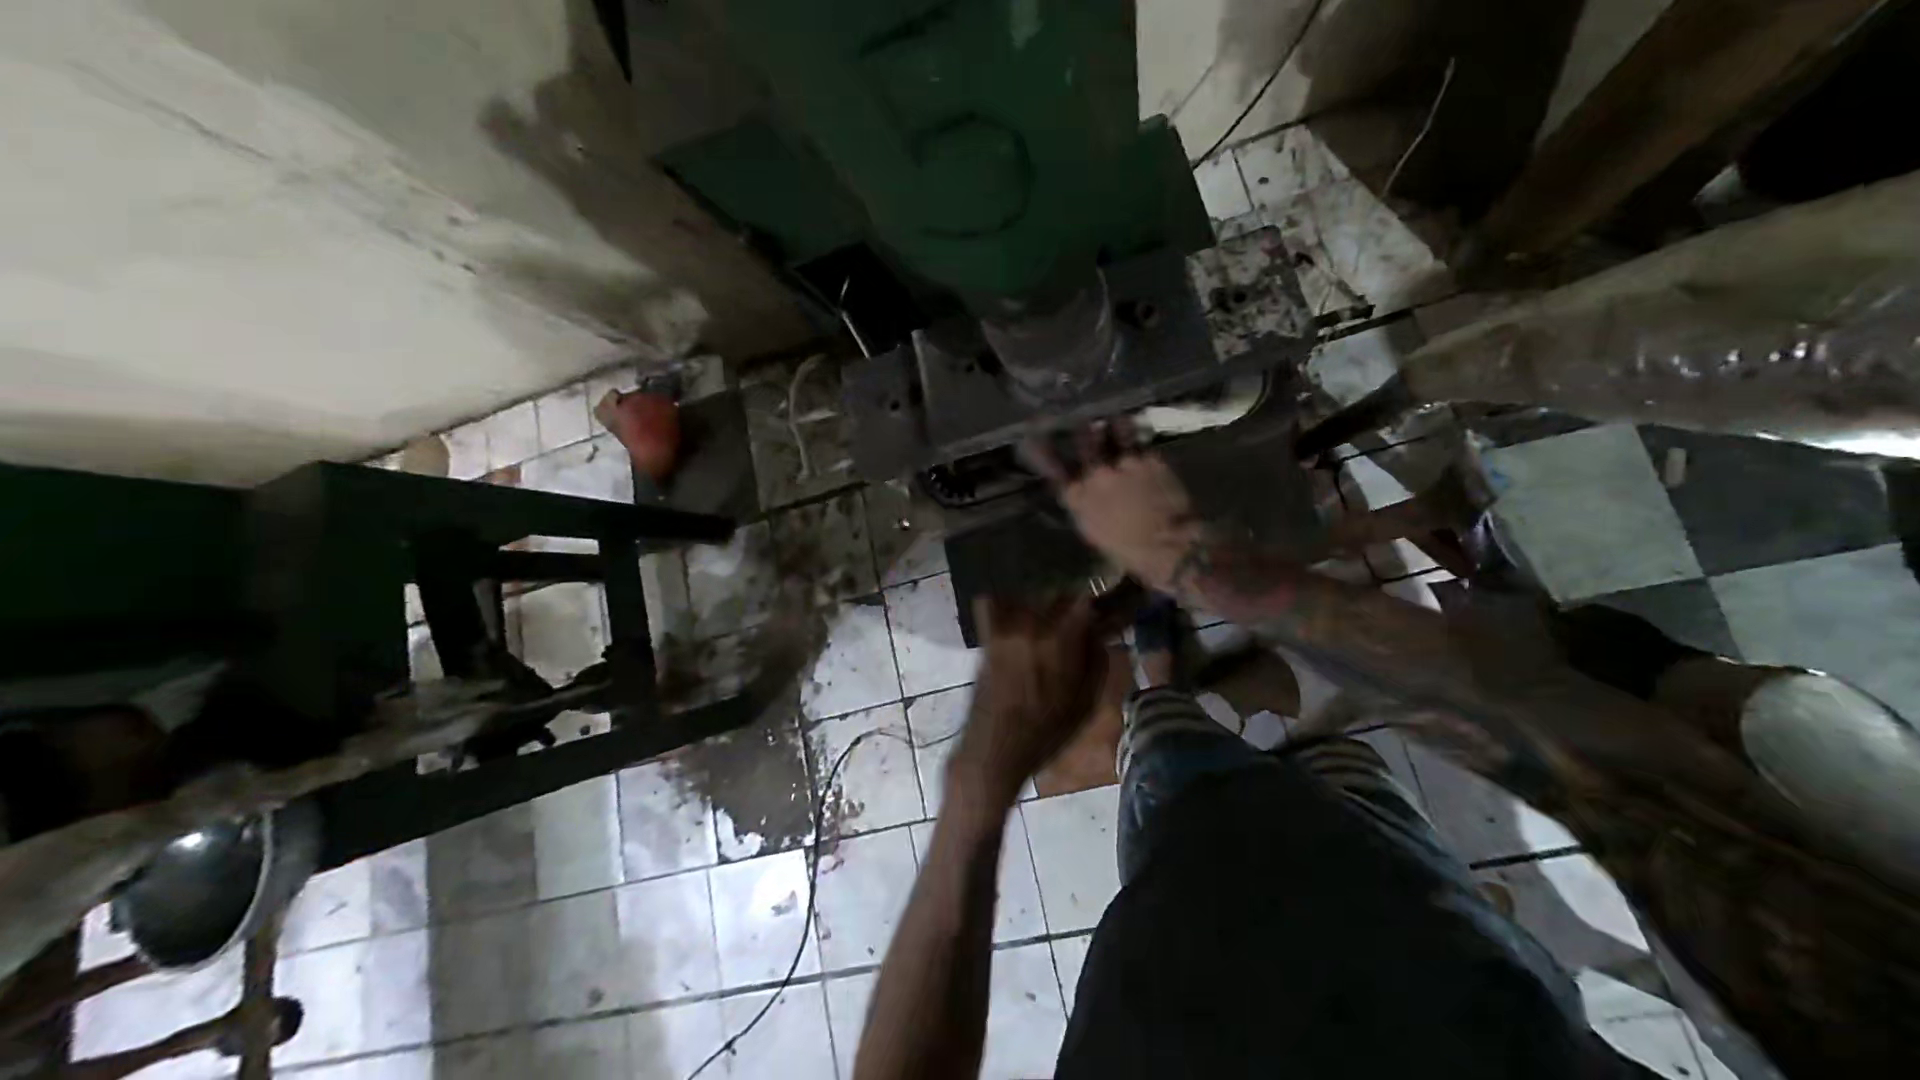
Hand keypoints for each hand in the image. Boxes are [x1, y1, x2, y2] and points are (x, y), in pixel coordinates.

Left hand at [948, 595, 1109, 805]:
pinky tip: (1015, 621)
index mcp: (1059, 642)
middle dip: (1071, 609)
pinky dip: (1004, 605)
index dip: (1095, 608)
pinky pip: (992, 604)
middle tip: (1077, 628)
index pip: (1083, 601)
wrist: (995, 750)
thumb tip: (1101, 631)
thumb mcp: (1085, 704)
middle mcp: (1030, 627)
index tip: (1101, 618)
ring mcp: (1003, 629)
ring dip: (1043, 609)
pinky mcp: (985, 637)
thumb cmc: (1046, 734)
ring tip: (1048, 631)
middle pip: (1058, 596)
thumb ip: (1097, 660)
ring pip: (1030, 599)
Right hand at [1024, 422, 1203, 594]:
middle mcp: (1096, 473)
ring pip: (1115, 428)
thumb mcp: (1092, 528)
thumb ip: (1082, 501)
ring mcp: (1124, 462)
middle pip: (1083, 438)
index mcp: (1077, 496)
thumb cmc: (1126, 548)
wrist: (1167, 546)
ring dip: (1114, 424)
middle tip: (1084, 420)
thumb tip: (1078, 485)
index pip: (1052, 464)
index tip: (1033, 434)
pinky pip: (1140, 438)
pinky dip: (1136, 435)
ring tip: (1115, 421)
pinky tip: (1137, 434)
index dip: (1041, 447)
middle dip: (1083, 428)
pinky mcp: (1150, 458)